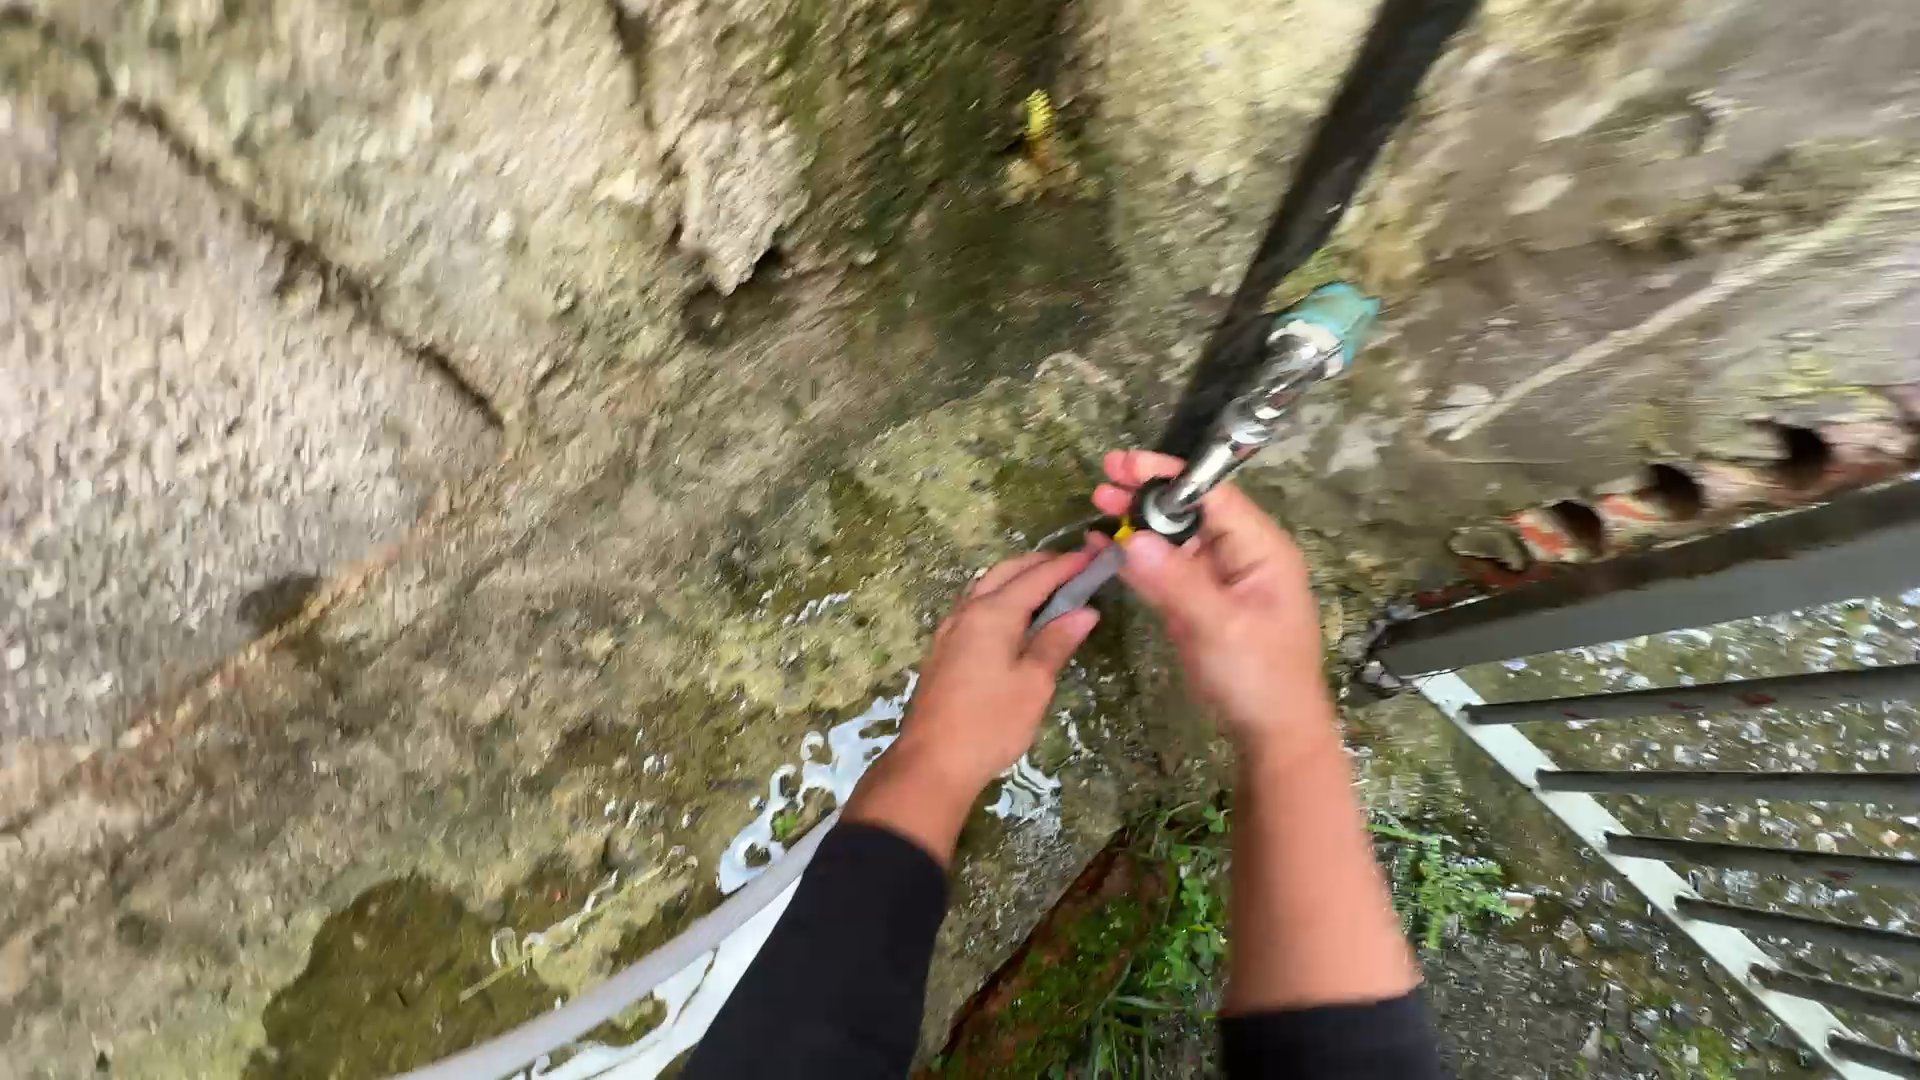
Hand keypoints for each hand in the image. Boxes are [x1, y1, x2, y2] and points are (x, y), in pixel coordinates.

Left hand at [844, 550, 1101, 862]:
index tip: (1095, 555)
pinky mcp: (944, 648)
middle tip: (1074, 566)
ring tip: (1048, 586)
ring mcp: (950, 629)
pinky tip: (1013, 615)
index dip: (1067, 565)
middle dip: (1040, 564)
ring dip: (1017, 578)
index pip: (1036, 578)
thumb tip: (1085, 611)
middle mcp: (967, 611)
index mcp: (993, 614)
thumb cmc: (991, 723)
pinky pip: (974, 605)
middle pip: (1007, 573)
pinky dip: (999, 596)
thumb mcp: (1034, 684)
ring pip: (986, 586)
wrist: (932, 761)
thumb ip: (1057, 642)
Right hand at [1092, 450, 1333, 761]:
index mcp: (1259, 550)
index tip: (1125, 465)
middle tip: (1103, 478)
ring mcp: (1216, 581)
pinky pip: (1163, 572)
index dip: (1170, 476)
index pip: (1213, 496)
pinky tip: (1104, 549)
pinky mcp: (1196, 604)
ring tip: (1097, 505)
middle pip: (1190, 512)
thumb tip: (1130, 538)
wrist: (1271, 733)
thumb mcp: (1220, 626)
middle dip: (1148, 494)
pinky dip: (1135, 559)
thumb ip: (1176, 580)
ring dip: (1137, 523)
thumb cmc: (1259, 676)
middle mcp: (1238, 557)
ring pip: (1172, 540)